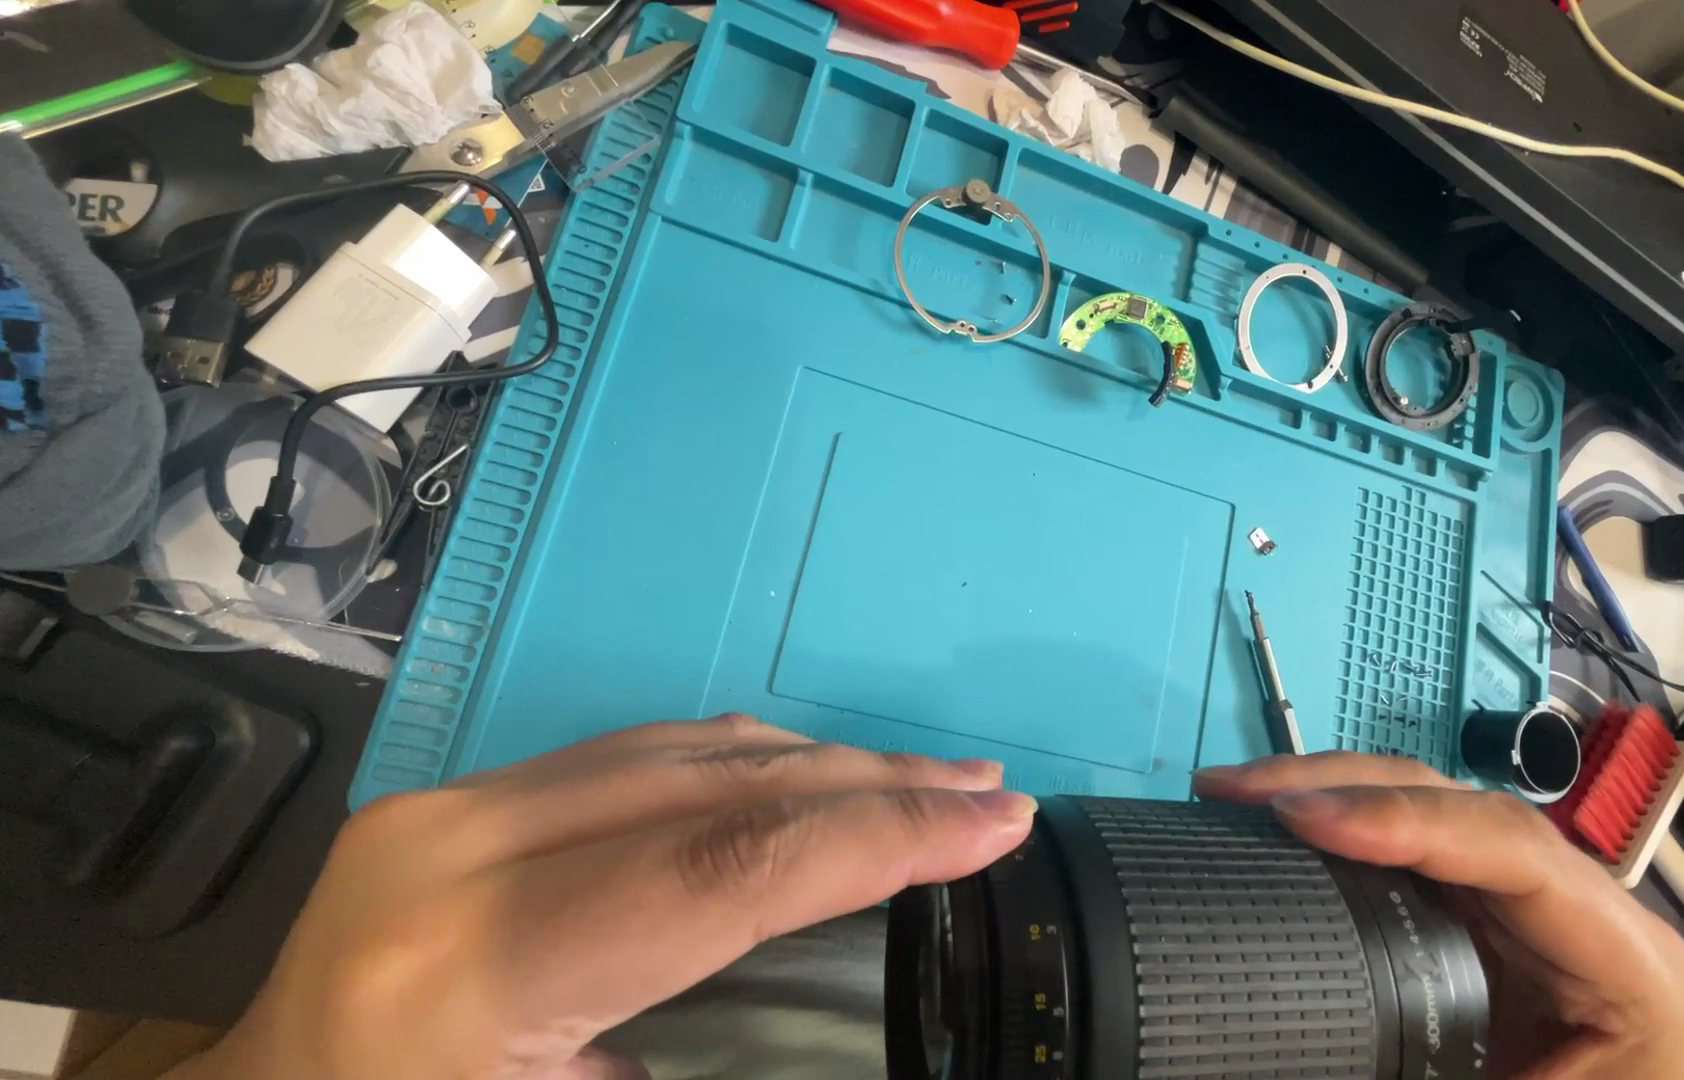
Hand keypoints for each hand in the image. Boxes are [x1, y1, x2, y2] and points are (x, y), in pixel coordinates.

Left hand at [169, 715, 1034, 1079]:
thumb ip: (713, 1063)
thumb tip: (848, 1025)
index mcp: (473, 968)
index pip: (730, 866)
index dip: (879, 835)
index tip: (993, 823)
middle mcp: (461, 847)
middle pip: (725, 784)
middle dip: (878, 784)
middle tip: (988, 791)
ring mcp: (460, 802)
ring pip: (694, 750)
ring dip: (829, 761)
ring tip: (929, 778)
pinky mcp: (472, 794)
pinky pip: (649, 754)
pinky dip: (757, 758)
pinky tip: (816, 769)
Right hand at [1194, 752, 1683, 1079]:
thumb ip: (1432, 1068)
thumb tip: (1314, 1016)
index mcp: (1613, 952)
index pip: (1509, 848)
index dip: (1404, 819)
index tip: (1297, 819)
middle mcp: (1558, 894)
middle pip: (1442, 799)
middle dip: (1329, 783)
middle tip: (1232, 791)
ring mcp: (1500, 885)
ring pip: (1405, 797)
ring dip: (1310, 782)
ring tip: (1226, 789)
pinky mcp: (1454, 889)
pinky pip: (1385, 829)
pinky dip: (1320, 808)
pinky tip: (1264, 807)